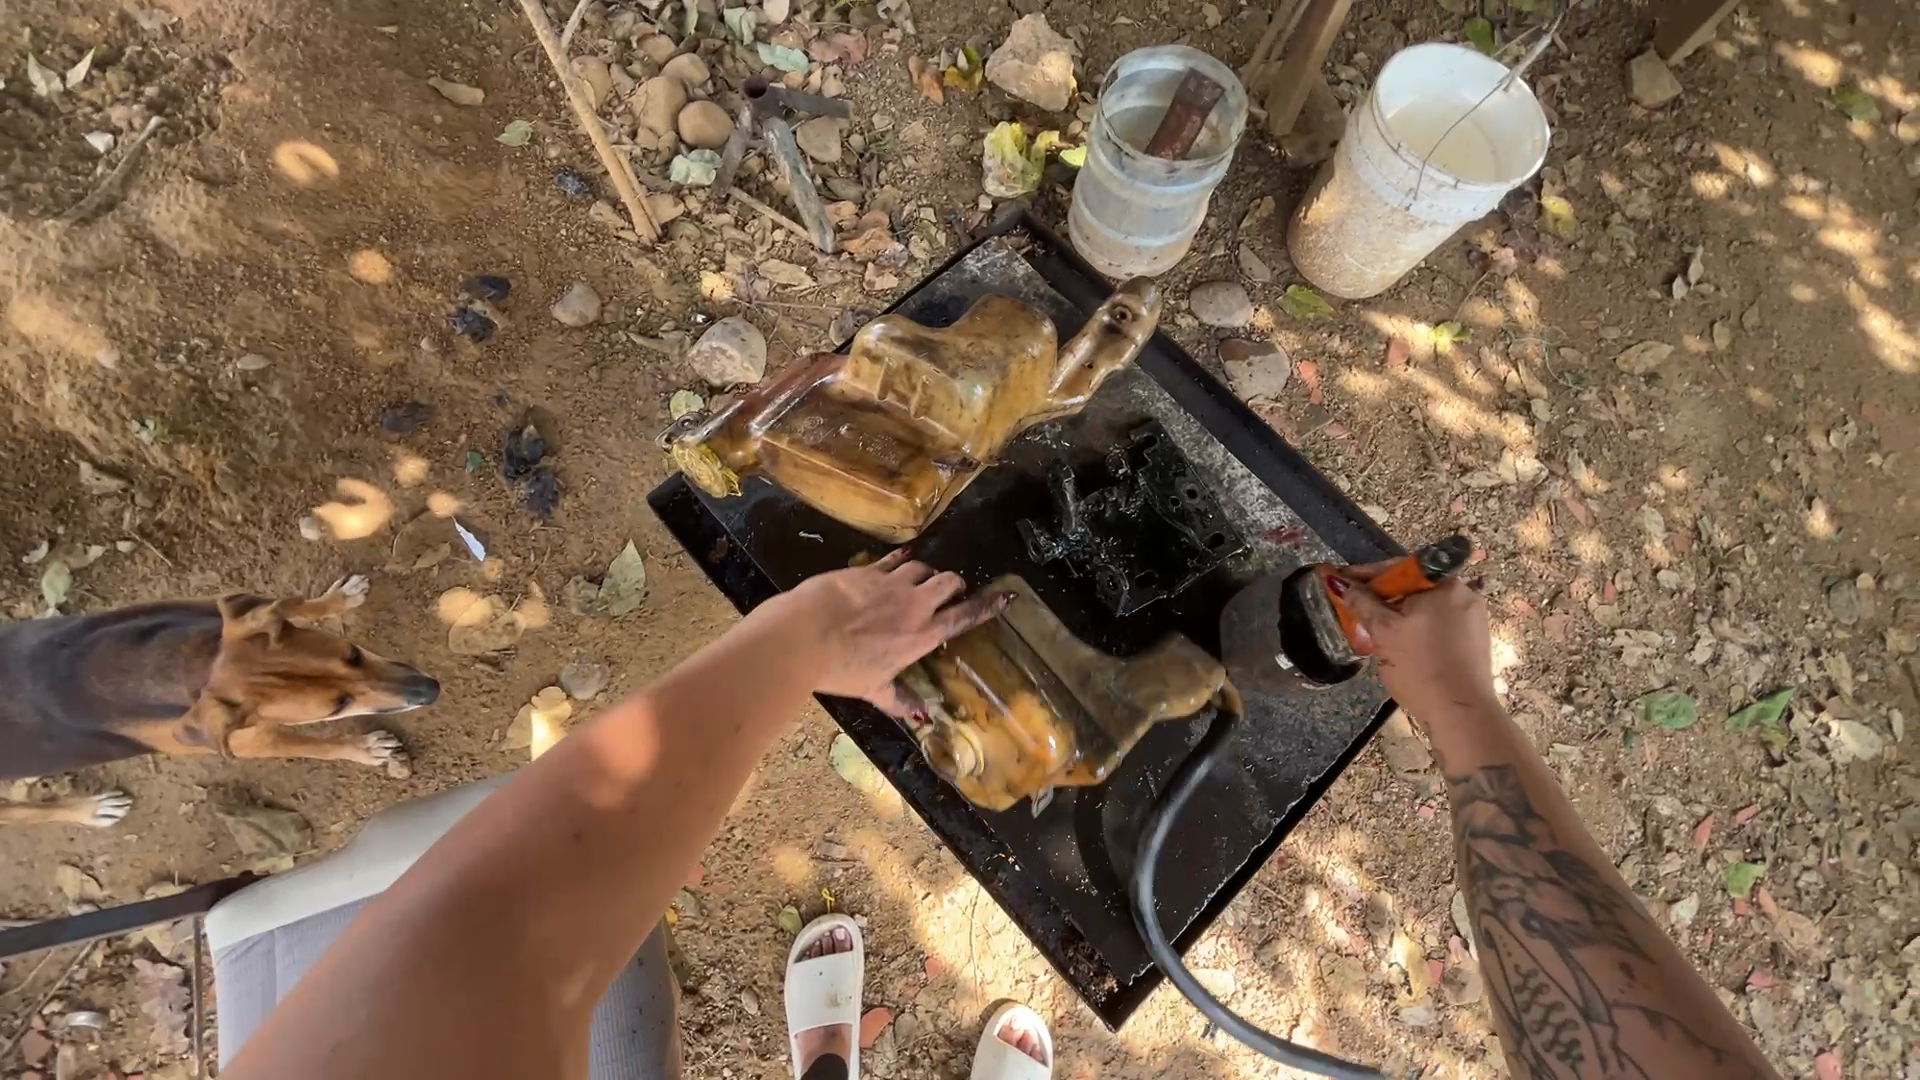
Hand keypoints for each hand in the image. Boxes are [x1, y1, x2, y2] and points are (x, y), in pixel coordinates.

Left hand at [763, 548, 1009, 715]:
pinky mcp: (868, 570)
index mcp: (921, 635)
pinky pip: (894, 558)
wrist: (804, 634)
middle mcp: (914, 605)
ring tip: (923, 578)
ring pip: (922, 567)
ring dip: (927, 572)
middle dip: (955, 583)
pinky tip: (903, 556)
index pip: (963, 617)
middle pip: (948, 582)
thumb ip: (900, 700)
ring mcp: (891, 583)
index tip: (1005, 595)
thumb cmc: (840, 668)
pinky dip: (902, 558)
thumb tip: (922, 715)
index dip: (987, 606)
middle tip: (953, 589)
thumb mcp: (873, 688)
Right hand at [1338, 566, 1498, 722]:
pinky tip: (1399, 638)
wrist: (1461, 711)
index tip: (1341, 579)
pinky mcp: (1474, 638)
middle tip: (1355, 603)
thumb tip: (1341, 582)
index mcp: (1444, 584)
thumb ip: (1361, 601)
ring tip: (1373, 623)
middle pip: (1413, 585)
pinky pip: (1437, 620)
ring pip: (1424, 604)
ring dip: (1397, 610)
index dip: (1365, 573)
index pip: (1398, 568)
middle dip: (1382, 594)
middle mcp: (1464, 593)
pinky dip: (1415, 623)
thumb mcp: (1382, 630)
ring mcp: (1473, 616)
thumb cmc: (1419, 665)